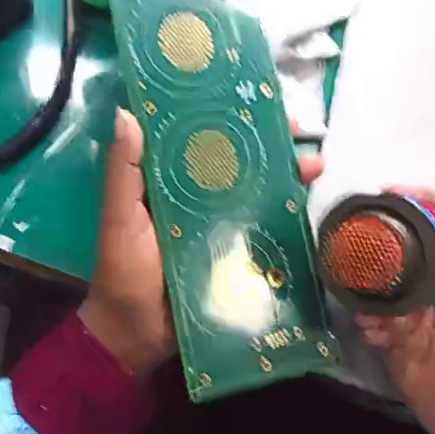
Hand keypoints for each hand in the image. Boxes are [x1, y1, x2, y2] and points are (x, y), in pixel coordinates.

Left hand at [81, 109, 325, 373]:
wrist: (136, 334)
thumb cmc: (123, 272)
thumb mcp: (120, 219)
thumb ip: (123, 171)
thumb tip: (126, 113)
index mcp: (163, 185)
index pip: (196, 140)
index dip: (223, 118)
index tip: (253, 99)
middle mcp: (193, 200)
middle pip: (234, 163)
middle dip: (267, 144)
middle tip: (299, 129)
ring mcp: (217, 228)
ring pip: (254, 192)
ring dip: (284, 176)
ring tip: (314, 164)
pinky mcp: (234, 256)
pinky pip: (263, 229)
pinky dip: (286, 216)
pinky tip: (309, 205)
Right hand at [355, 190, 434, 433]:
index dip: (427, 206)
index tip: (396, 194)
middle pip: (404, 251)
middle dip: (381, 239)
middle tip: (358, 237)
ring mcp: (411, 319)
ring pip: (380, 286)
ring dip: (369, 284)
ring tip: (366, 291)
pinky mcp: (391, 347)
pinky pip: (370, 324)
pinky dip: (366, 321)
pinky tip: (374, 329)